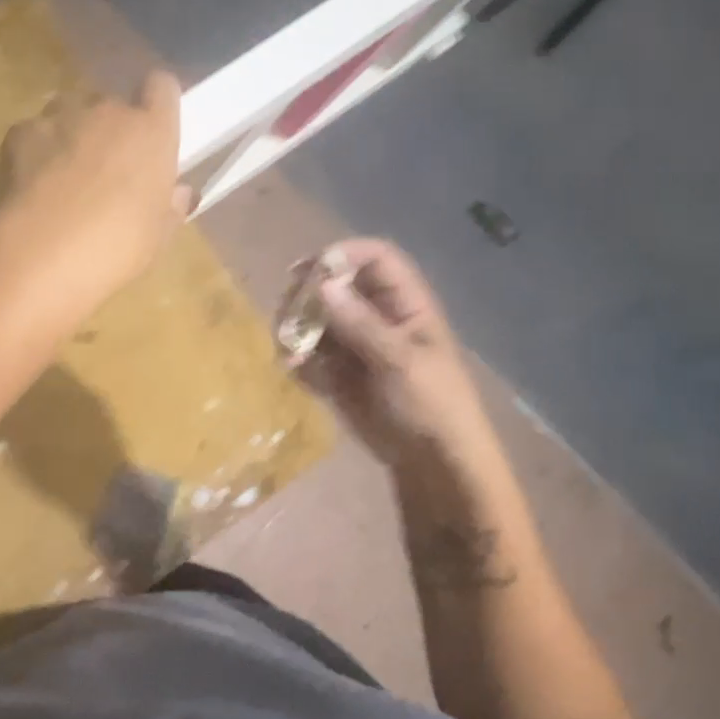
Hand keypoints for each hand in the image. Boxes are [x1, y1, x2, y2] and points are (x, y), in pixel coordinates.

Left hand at [0, 71, 189, 307]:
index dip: (157, 104)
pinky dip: (35, 149)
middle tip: (107, 170)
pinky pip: (34, 131)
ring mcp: (61, 117)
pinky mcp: (21, 132)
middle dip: (110, 128)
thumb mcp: (157, 238)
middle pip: (113, 103)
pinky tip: (32, 184)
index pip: (162, 87)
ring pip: (70, 112)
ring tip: (65, 176)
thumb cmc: (117, 247)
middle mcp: (109, 111)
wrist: (44, 254)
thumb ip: (170, 208)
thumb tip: (178, 193)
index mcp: (152, 131)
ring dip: (72, 133)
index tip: (153, 130)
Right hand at [294, 238, 498, 472]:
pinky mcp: (340, 376)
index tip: (310, 270)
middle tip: (288, 312)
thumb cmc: (432, 404)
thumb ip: (359, 323)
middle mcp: (378, 318)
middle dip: (309, 296)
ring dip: (297, 329)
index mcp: (405, 305)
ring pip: (318, 322)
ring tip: (286, 348)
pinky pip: (311, 357)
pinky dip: (299, 361)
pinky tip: (295, 372)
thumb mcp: (399, 361)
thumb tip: (322, 284)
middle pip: (337, 287)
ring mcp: (356, 347)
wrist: (433, 462)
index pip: (375, 259)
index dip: (344, 256)